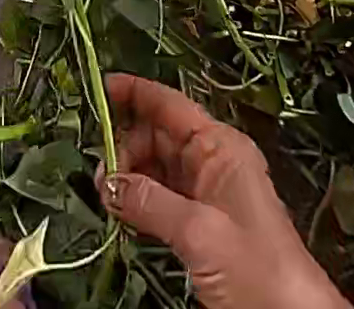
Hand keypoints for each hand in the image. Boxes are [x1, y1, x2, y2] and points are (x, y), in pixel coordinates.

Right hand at [101, 74, 349, 308]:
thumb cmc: (256, 268)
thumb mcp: (199, 231)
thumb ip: (150, 201)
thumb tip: (106, 182)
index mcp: (219, 146)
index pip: (170, 105)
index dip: (136, 92)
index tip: (101, 86)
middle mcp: (212, 160)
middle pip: (159, 135)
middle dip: (126, 144)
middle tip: (98, 171)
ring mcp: (207, 192)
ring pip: (157, 166)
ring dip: (129, 175)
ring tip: (104, 194)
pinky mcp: (202, 223)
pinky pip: (161, 197)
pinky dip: (139, 200)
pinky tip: (120, 212)